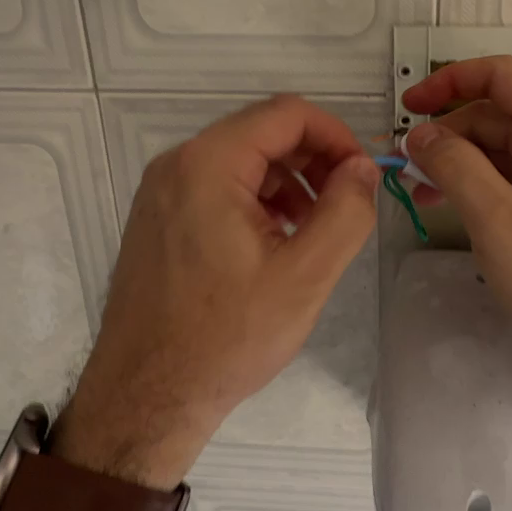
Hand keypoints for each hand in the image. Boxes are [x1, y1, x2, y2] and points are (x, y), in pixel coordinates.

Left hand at [59, 96, 379, 486]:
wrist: (147, 397)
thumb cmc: (227, 337)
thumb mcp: (304, 276)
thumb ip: (345, 211)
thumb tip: (363, 168)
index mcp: (208, 164)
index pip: (286, 114)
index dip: (336, 135)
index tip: (364, 174)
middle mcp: (177, 165)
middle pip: (261, 133)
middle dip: (313, 160)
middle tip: (347, 204)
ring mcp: (161, 193)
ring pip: (241, 161)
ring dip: (288, 182)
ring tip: (314, 230)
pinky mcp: (159, 220)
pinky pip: (218, 188)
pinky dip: (257, 201)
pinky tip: (276, 243)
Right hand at [401, 56, 511, 369]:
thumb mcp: (498, 220)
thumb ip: (455, 167)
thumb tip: (420, 134)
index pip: (499, 76)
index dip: (449, 81)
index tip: (409, 108)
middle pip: (495, 114)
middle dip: (446, 133)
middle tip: (405, 169)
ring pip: (501, 147)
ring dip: (458, 162)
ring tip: (421, 193)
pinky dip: (480, 183)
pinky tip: (455, 208)